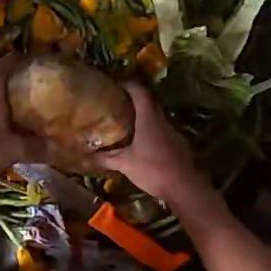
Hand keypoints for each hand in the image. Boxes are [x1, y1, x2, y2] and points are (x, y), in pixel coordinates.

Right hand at [88, 81, 206, 206]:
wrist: (184, 187)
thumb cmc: (153, 169)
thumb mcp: (125, 164)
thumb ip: (106, 158)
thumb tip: (86, 156)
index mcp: (148, 118)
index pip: (139, 91)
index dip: (127, 83)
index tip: (115, 83)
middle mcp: (162, 119)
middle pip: (149, 100)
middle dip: (134, 97)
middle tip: (118, 100)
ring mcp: (173, 131)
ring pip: (157, 115)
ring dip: (143, 114)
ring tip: (127, 119)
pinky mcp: (178, 143)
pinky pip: (162, 128)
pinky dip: (151, 128)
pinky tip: (143, 140)